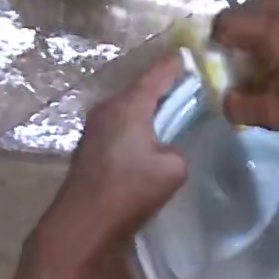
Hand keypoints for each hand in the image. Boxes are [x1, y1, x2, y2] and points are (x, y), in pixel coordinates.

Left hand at [35, 54, 188, 266]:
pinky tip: (149, 143)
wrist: (84, 221)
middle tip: (191, 92)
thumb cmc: (129, 189)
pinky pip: (119, 126)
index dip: (178, 64)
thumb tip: (169, 150)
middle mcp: (108, 107)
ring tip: (173, 119)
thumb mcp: (173, 169)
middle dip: (165, 89)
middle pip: (142, 89)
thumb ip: (179, 150)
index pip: (159, 73)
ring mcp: (94, 127)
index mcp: (130, 104)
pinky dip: (136, 128)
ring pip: (129, 109)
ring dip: (149, 111)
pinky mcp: (89, 146)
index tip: (194, 56)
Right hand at [211, 0, 278, 164]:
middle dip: (242, 30)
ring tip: (271, 53)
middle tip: (244, 58)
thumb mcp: (274, 116)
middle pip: (252, 7)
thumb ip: (239, 104)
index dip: (218, 41)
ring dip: (265, 23)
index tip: (222, 60)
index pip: (229, 22)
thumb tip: (226, 97)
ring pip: (278, 4)